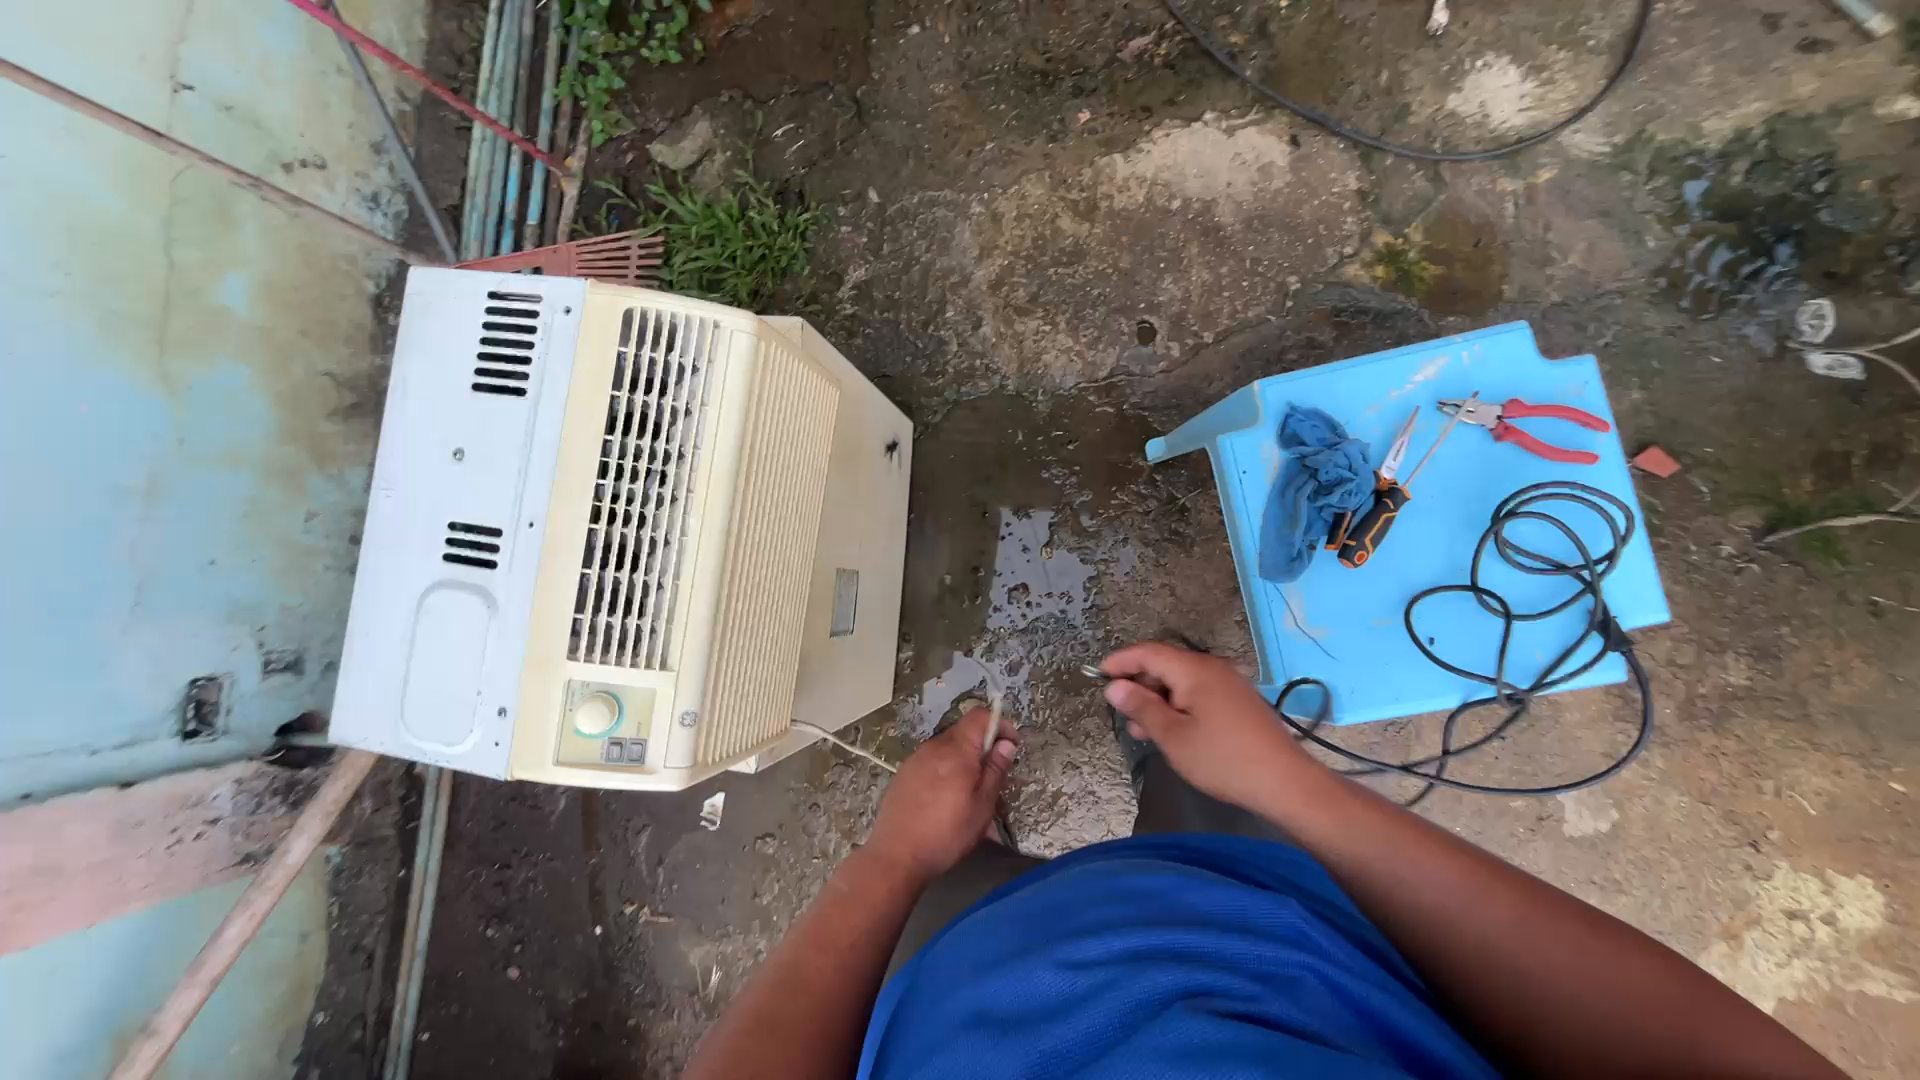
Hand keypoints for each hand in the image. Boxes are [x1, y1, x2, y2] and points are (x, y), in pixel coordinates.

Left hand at [864, 707, 1017, 885]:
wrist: (896, 856)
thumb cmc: (946, 834)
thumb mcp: (982, 807)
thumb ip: (995, 770)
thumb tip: (1006, 744)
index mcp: (956, 751)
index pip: (979, 715)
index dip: (999, 724)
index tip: (1009, 747)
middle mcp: (933, 747)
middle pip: (963, 730)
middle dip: (982, 745)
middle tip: (991, 776)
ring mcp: (915, 759)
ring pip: (947, 746)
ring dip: (963, 758)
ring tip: (967, 792)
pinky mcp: (904, 773)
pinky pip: (931, 760)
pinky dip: (944, 768)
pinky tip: (943, 798)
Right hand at [1101, 642, 1314, 809]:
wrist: (1285, 782)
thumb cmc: (1222, 759)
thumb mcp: (1173, 736)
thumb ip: (1141, 707)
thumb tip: (1114, 686)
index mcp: (1194, 670)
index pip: (1148, 652)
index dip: (1120, 661)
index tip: (1098, 675)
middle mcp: (1212, 668)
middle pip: (1164, 665)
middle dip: (1139, 686)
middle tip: (1124, 716)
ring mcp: (1228, 683)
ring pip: (1181, 682)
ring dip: (1158, 700)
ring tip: (1144, 732)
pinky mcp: (1238, 701)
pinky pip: (1198, 693)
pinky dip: (1178, 706)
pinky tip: (1172, 732)